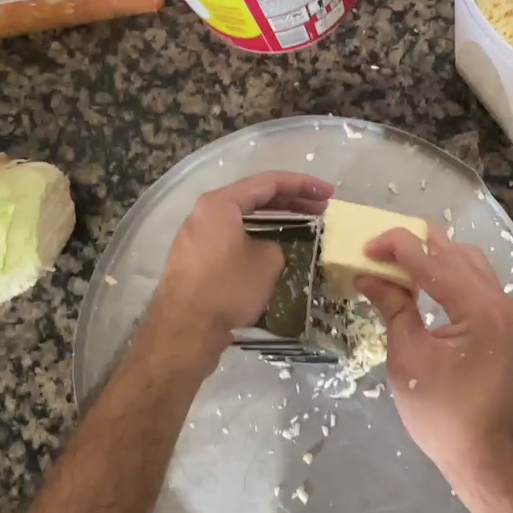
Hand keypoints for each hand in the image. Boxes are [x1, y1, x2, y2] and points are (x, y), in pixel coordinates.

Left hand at [146, 170, 332, 372]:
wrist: (184, 330)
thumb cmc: (228, 287)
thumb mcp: (267, 262)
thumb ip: (274, 245)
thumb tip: (266, 249)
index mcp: (220, 204)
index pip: (268, 182)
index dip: (302, 185)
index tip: (328, 193)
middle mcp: (205, 214)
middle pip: (254, 197)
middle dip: (290, 200)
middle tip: (321, 207)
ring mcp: (197, 237)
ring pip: (242, 218)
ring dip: (274, 219)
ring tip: (303, 224)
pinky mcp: (196, 260)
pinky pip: (231, 237)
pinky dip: (256, 235)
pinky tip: (273, 246)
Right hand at [355, 227, 512, 479]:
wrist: (485, 455)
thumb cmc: (443, 414)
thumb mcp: (408, 358)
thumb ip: (393, 308)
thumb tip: (368, 275)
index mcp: (479, 308)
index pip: (432, 260)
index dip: (396, 247)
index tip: (364, 246)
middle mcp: (500, 300)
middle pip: (453, 253)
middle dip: (413, 246)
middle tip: (376, 251)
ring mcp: (506, 309)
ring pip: (467, 261)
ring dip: (432, 256)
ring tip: (396, 263)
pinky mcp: (503, 321)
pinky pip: (475, 280)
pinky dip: (448, 272)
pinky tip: (423, 281)